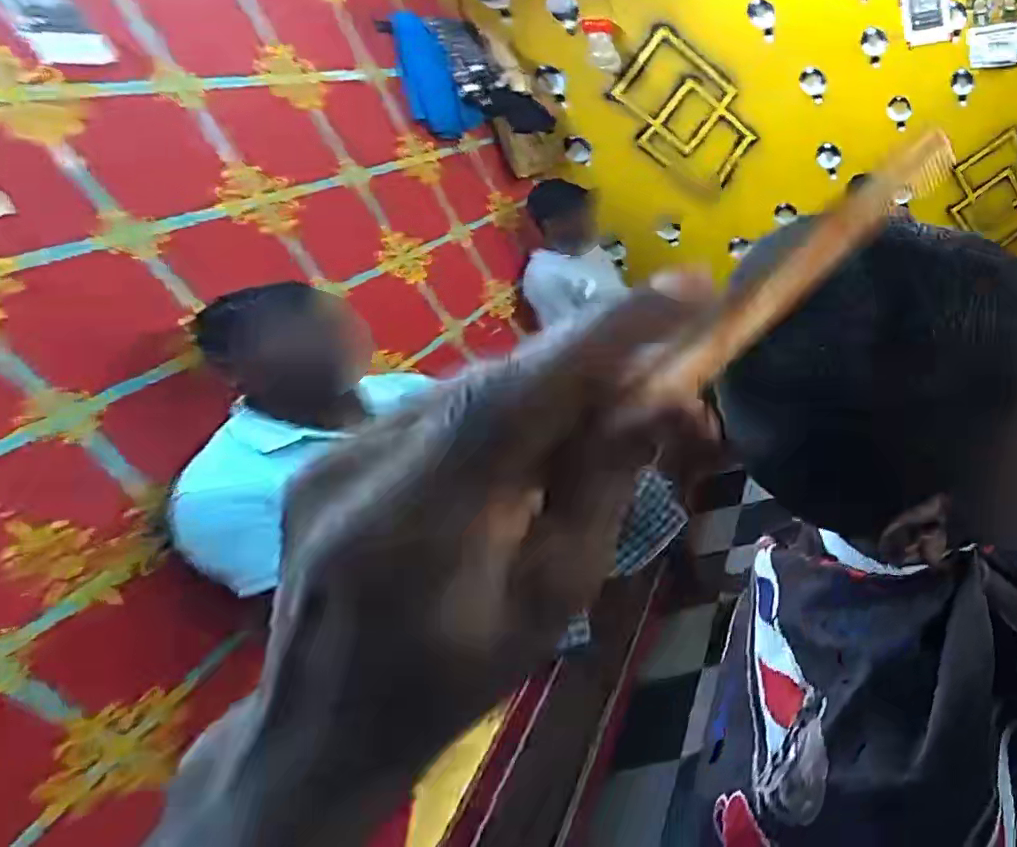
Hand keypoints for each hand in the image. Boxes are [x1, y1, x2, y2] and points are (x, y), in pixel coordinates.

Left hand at [148, 277, 718, 846]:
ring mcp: (345, 446)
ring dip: (572, 385)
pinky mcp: (346, 443)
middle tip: (680, 372)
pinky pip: (462, 399)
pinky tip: (555, 433)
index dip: (611, 331)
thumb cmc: (465, 672)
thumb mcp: (561, 589)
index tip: (690, 288)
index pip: (526, 392)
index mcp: (423, 519)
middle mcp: (369, 461)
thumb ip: (606, 481)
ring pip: (492, 381)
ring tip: (631, 412)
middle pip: (516, 375)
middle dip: (611, 359)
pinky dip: (528, 402)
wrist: (326, 727)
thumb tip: (661, 395)